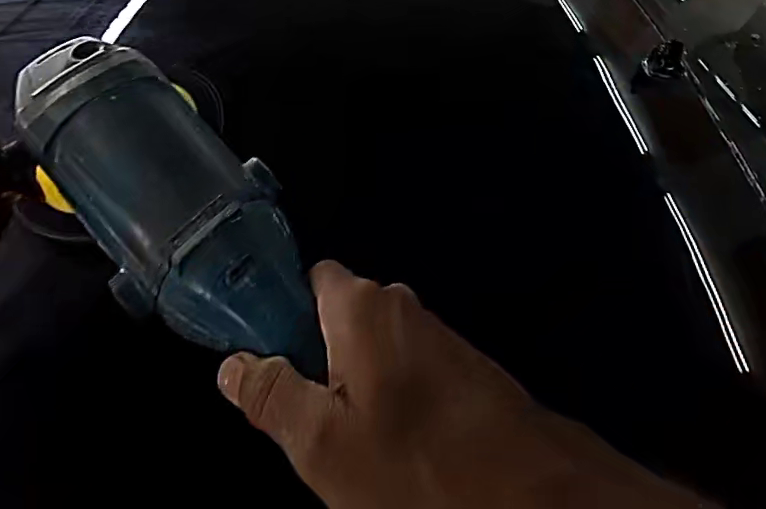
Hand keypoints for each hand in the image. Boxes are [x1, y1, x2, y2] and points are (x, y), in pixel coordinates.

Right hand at [217, 262, 709, 508]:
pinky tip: (403, 447)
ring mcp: (436, 332)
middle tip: (313, 419)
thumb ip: (271, 396)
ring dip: (359, 384)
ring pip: (375, 346)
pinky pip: (409, 366)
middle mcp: (400, 302)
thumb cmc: (416, 463)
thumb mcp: (323, 445)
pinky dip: (395, 395)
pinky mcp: (464, 364)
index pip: (311, 278)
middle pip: (340, 315)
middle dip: (320, 358)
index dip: (286, 313)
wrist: (533, 495)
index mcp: (362, 303)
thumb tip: (232, 365)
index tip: (273, 359)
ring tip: (359, 444)